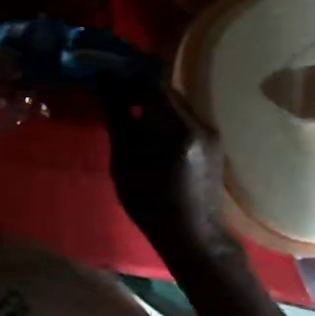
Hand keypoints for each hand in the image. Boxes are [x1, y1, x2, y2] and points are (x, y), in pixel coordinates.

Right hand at [101, 84, 225, 243]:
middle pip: (165, 91)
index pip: (152, 87)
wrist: (196, 237)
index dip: (126, 78)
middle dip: (137, 89)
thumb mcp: (126, 167)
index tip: (104, 78)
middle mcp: (200, 125)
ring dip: (149, 102)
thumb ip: (118, 124)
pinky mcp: (211, 140)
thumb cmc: (153, 208)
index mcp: (179, 133)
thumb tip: (103, 87)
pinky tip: (145, 129)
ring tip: (124, 111)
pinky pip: (182, 116)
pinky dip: (161, 115)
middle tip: (110, 94)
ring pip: (174, 103)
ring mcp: (210, 132)